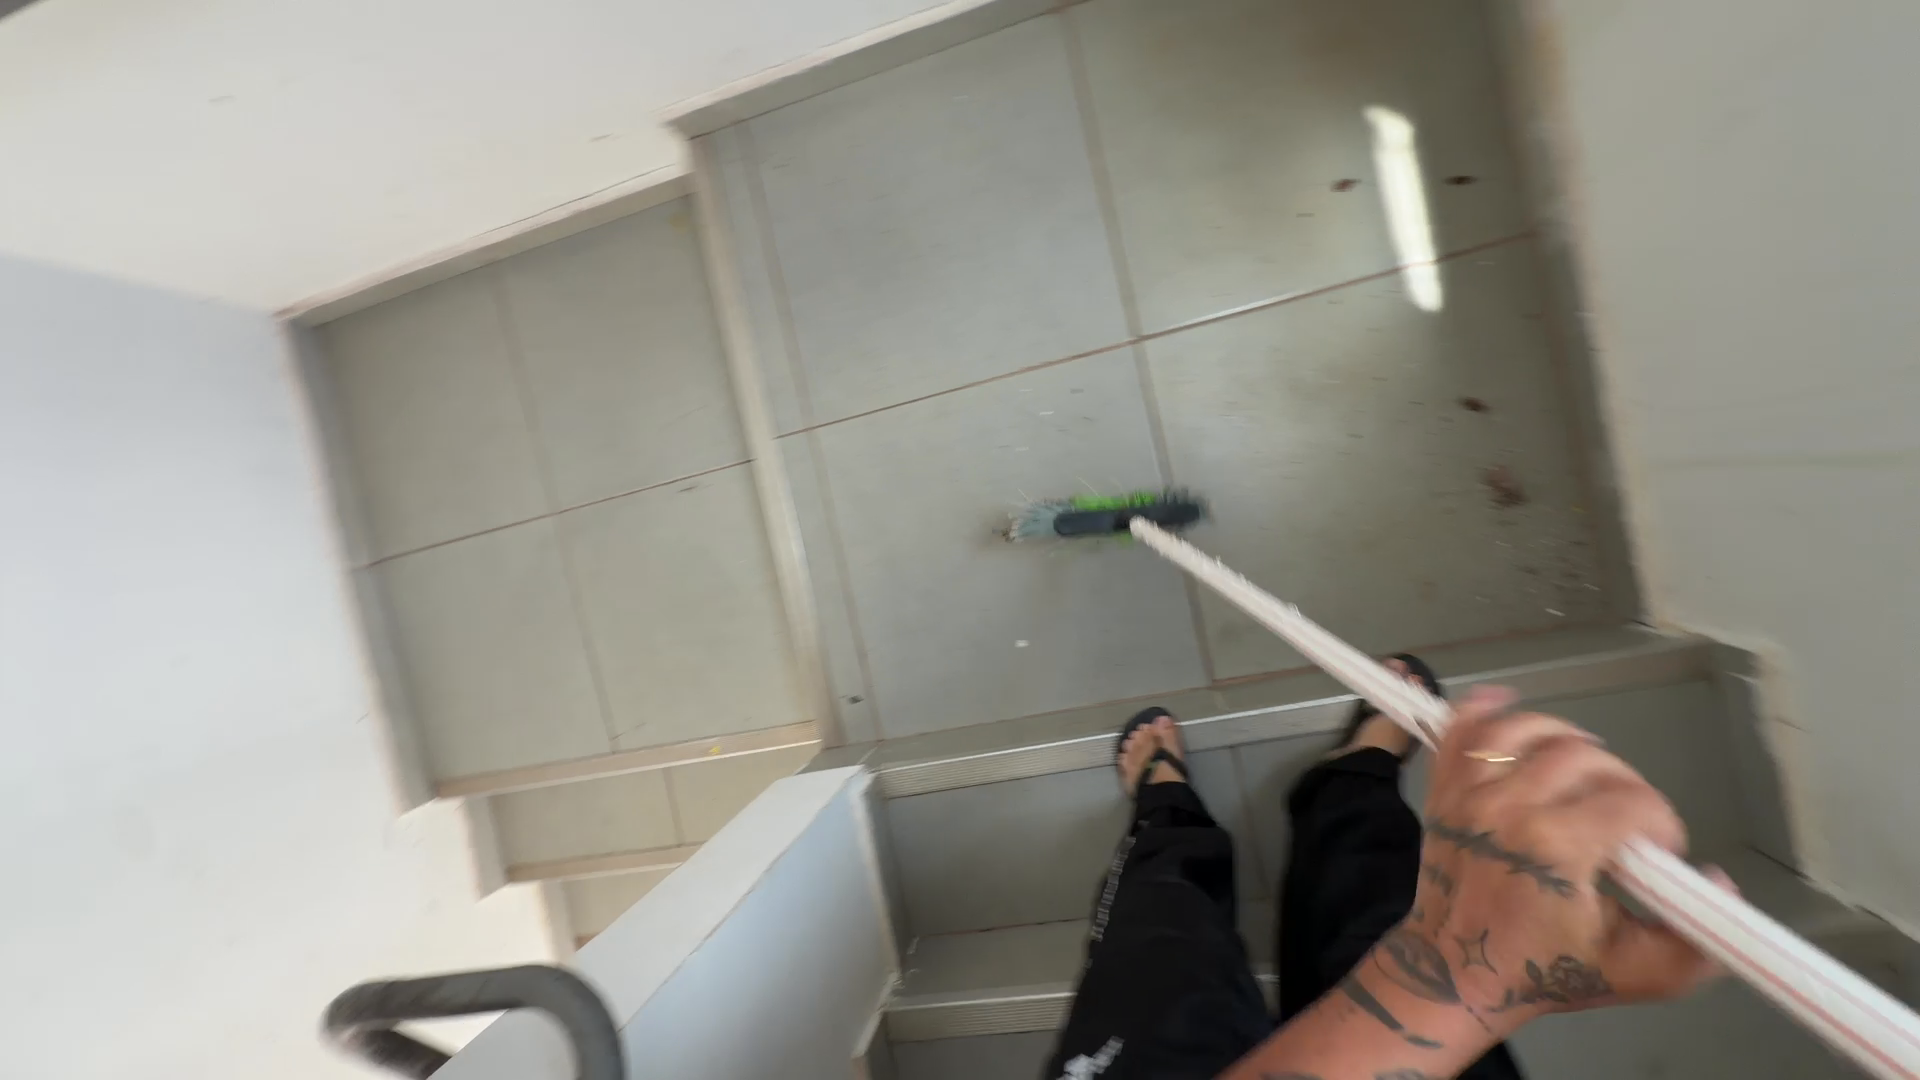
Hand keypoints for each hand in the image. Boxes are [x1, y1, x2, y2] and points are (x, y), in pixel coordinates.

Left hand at [1381, 686, 1729, 1038]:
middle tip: (1627, 809)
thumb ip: (1697, 939)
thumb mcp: (1640, 972)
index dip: (1663, 821)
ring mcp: (1466, 792)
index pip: (1631, 801)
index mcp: (1554, 844)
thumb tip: (1717, 881)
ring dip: (1557, 733)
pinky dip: (1478, 710)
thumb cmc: (1542, 968)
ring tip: (1585, 757)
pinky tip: (1504, 702)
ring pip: (1515, 731)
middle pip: (1578, 755)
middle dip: (1621, 777)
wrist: (1455, 965)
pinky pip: (1454, 734)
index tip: (1662, 848)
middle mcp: (1505, 805)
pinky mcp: (1442, 790)